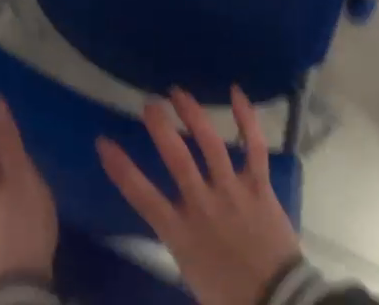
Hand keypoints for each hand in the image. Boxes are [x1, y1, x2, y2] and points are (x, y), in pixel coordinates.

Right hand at [97, 87, 300, 304]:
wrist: (274, 299)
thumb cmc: (228, 292)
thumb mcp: (190, 270)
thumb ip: (179, 238)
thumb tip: (171, 216)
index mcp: (180, 232)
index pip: (142, 196)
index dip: (121, 168)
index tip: (104, 143)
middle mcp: (203, 204)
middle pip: (177, 159)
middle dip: (161, 128)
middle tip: (150, 104)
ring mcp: (233, 191)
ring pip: (211, 144)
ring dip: (194, 115)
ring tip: (179, 93)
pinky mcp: (260, 185)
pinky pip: (254, 145)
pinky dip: (246, 118)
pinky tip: (236, 93)